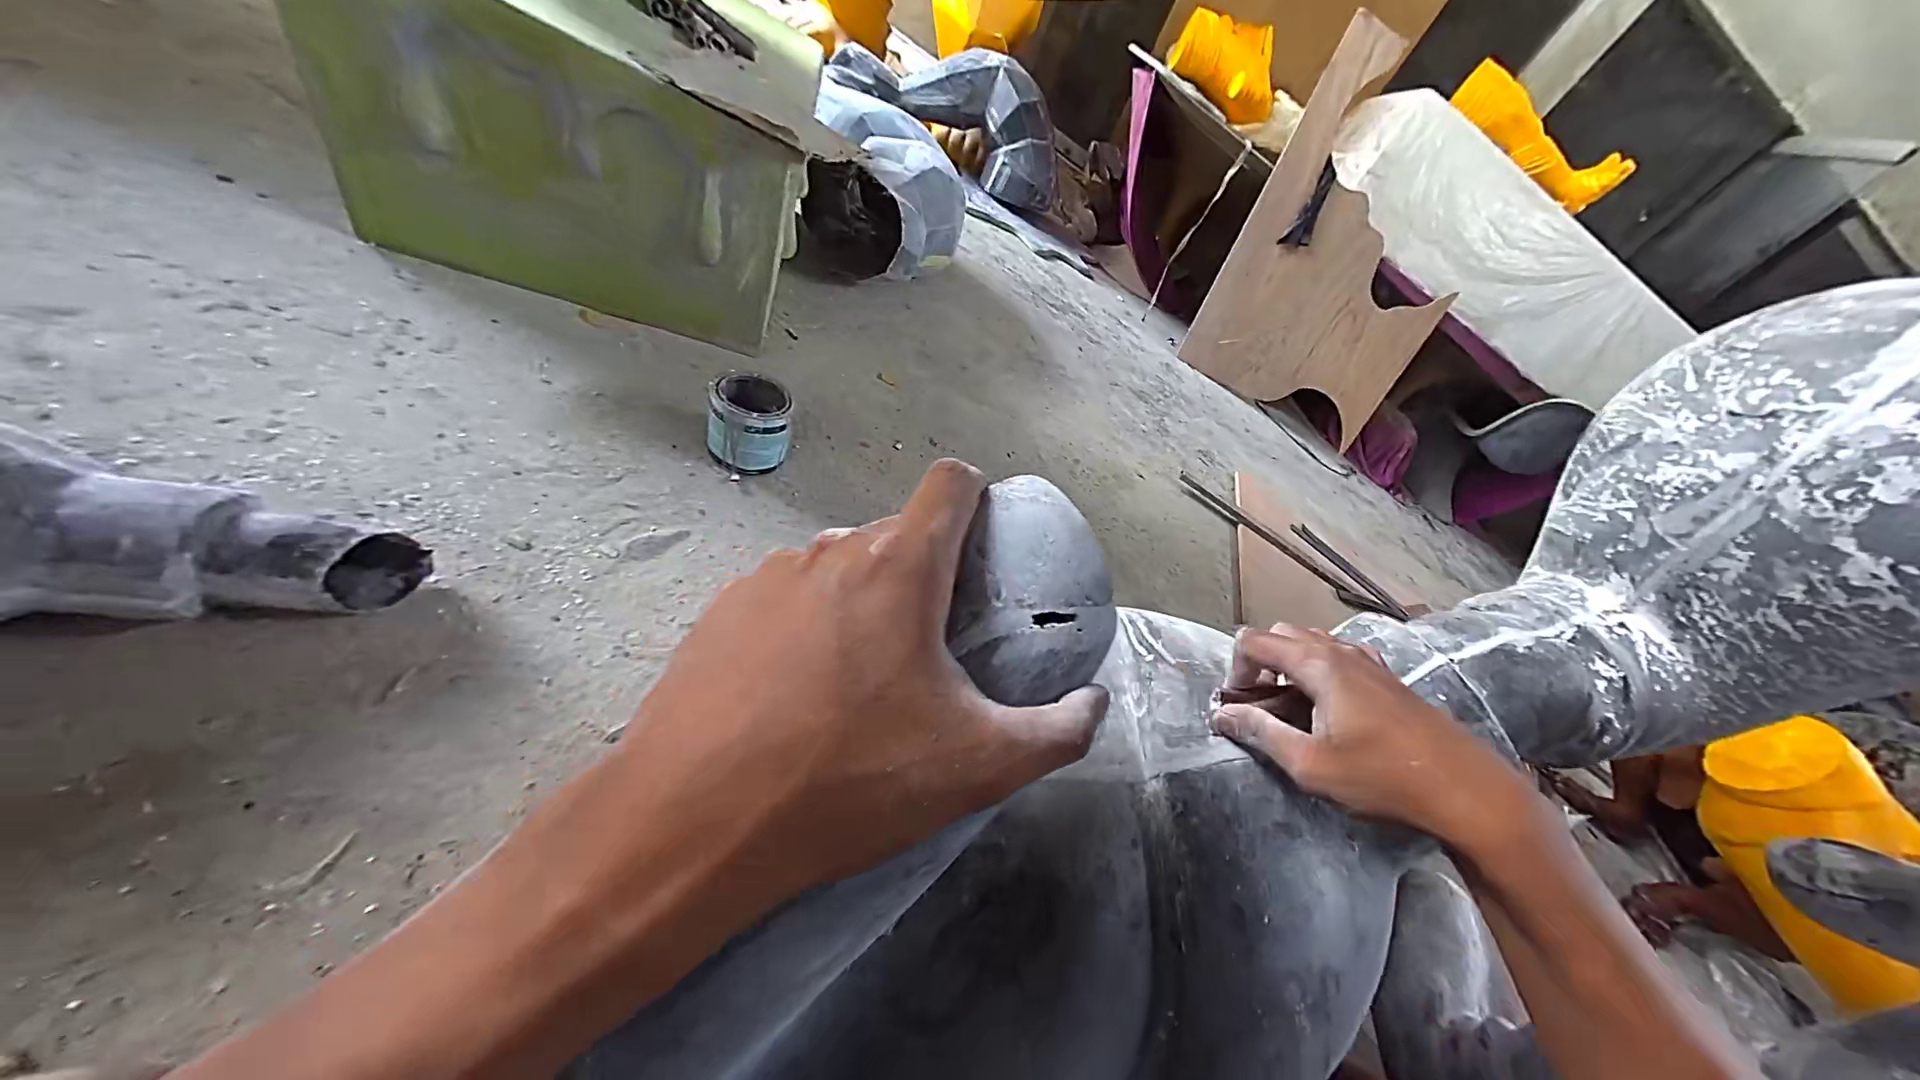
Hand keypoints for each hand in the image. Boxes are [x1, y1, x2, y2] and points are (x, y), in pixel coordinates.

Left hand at [623, 459, 1109, 896]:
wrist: (692, 825)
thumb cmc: (847, 782)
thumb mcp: (976, 765)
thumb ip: (1057, 731)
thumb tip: (1094, 704)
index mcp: (897, 567)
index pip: (950, 484)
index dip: (977, 499)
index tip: (984, 546)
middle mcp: (829, 551)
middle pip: (895, 534)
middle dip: (922, 574)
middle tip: (927, 647)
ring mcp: (766, 576)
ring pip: (837, 566)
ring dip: (861, 601)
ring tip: (855, 680)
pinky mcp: (718, 609)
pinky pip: (784, 597)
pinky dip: (804, 625)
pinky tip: (790, 693)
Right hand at [1208, 623, 1532, 843]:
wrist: (1468, 791)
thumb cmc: (1384, 777)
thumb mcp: (1310, 763)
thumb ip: (1260, 733)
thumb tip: (1222, 716)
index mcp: (1318, 664)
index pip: (1253, 641)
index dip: (1235, 670)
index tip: (1240, 706)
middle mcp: (1341, 651)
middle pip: (1280, 634)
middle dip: (1259, 663)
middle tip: (1261, 705)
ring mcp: (1368, 661)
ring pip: (1310, 642)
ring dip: (1288, 665)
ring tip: (1291, 708)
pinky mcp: (1387, 678)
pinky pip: (1338, 655)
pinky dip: (1317, 669)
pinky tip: (1327, 706)